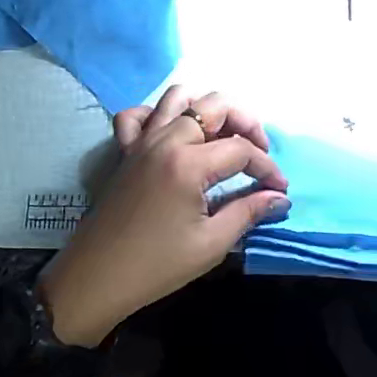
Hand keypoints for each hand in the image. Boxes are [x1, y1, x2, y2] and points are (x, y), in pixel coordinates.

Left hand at [39, 87, 289, 346]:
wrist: (96, 279)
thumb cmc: (157, 266)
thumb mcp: (212, 243)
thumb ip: (248, 212)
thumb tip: (279, 198)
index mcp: (188, 164)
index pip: (240, 150)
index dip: (267, 168)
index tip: (279, 190)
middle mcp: (164, 141)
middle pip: (214, 105)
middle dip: (246, 124)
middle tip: (259, 153)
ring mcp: (141, 142)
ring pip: (177, 97)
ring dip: (207, 109)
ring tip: (223, 137)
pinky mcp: (125, 152)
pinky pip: (138, 115)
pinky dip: (159, 115)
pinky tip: (174, 136)